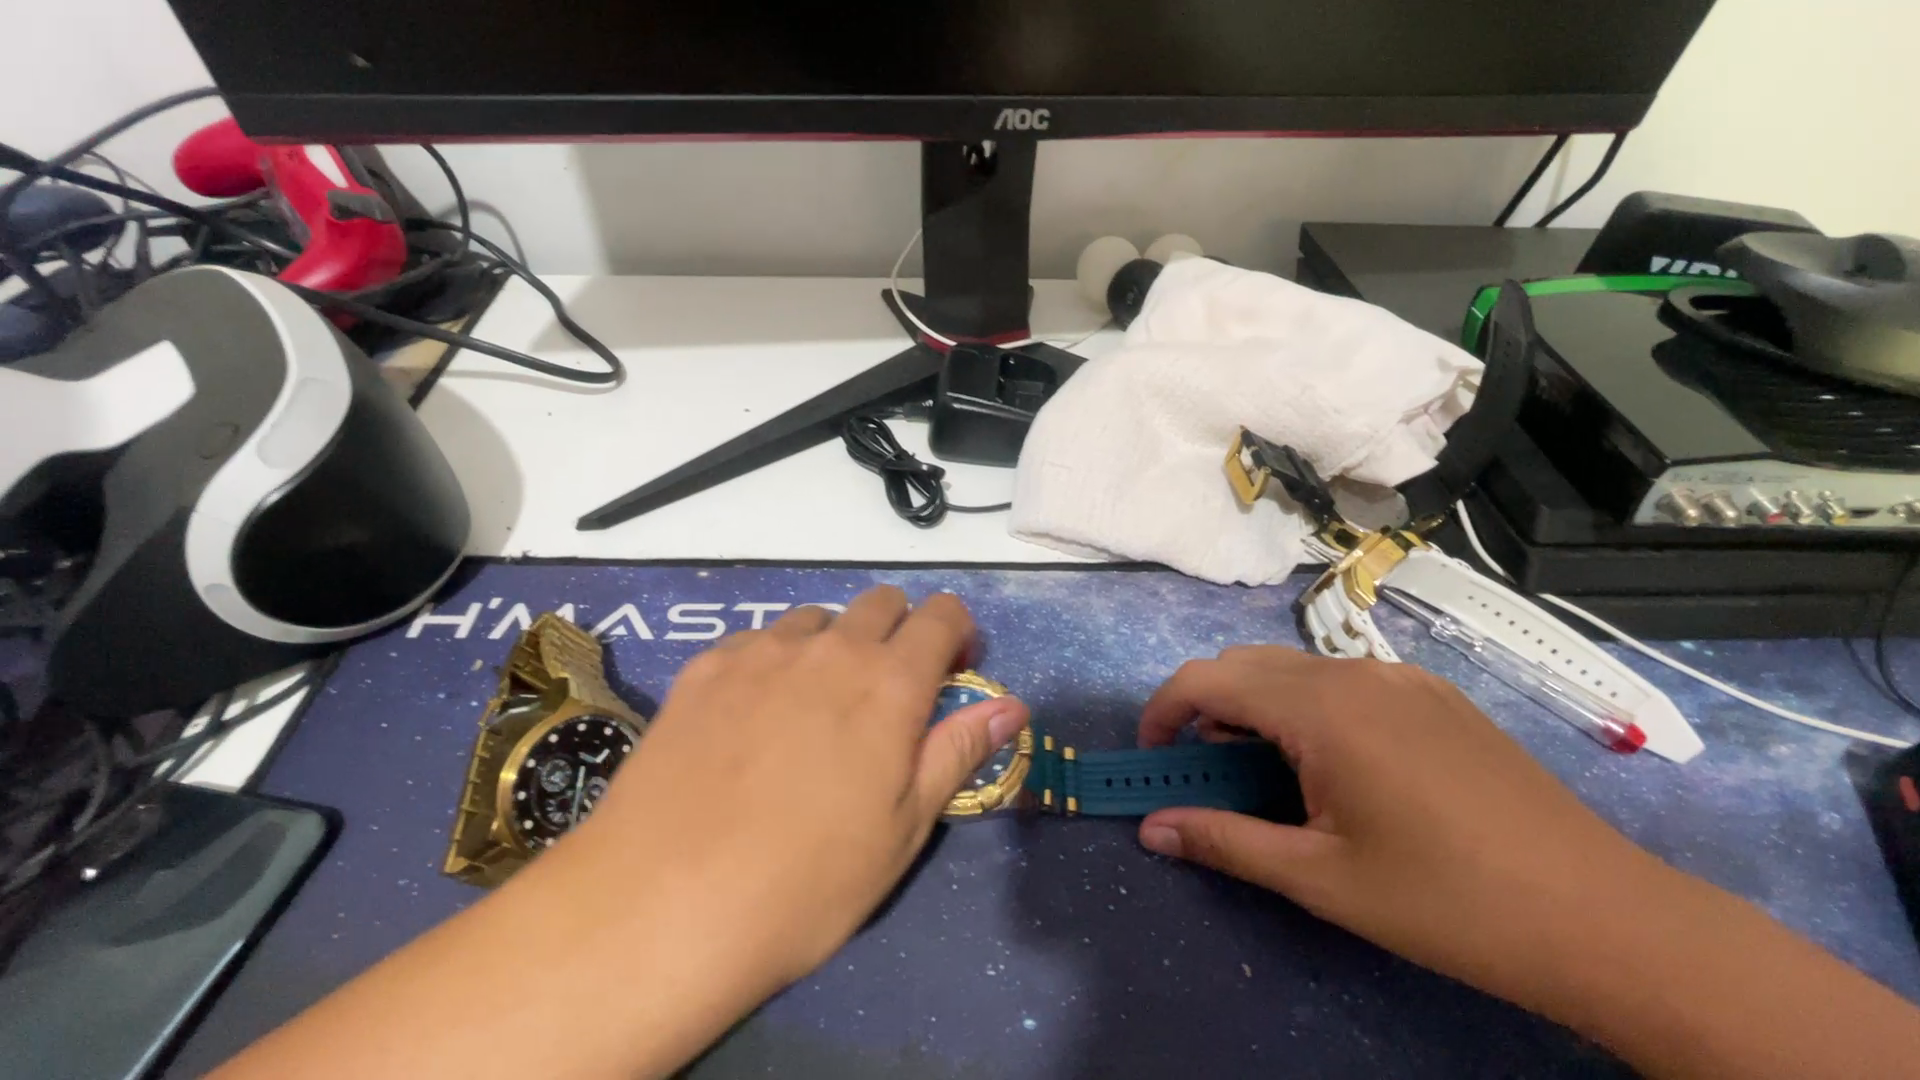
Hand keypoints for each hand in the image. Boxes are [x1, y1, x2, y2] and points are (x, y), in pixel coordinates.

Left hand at [578, 586, 1028, 991]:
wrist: (663, 905)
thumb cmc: (806, 883)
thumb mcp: (903, 829)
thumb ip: (957, 752)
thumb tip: (1011, 705)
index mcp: (888, 684)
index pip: (941, 616)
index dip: (958, 634)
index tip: (954, 672)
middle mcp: (827, 650)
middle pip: (880, 603)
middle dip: (900, 633)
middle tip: (890, 695)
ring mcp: (758, 654)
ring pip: (817, 619)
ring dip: (835, 645)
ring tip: (818, 707)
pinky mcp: (703, 670)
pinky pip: (757, 641)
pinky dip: (776, 661)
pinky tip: (756, 716)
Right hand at [1132, 646, 1666, 1006]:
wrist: (1602, 918)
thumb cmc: (1446, 902)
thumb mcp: (1319, 879)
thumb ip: (1223, 841)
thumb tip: (1150, 827)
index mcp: (1322, 709)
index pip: (1207, 679)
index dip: (1162, 712)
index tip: (1153, 759)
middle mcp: (1357, 674)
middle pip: (1246, 664)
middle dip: (1206, 709)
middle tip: (1213, 778)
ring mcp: (1404, 680)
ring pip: (1296, 670)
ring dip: (1258, 708)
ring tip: (1274, 780)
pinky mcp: (1437, 697)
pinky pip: (1345, 682)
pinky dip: (1309, 709)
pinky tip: (1340, 771)